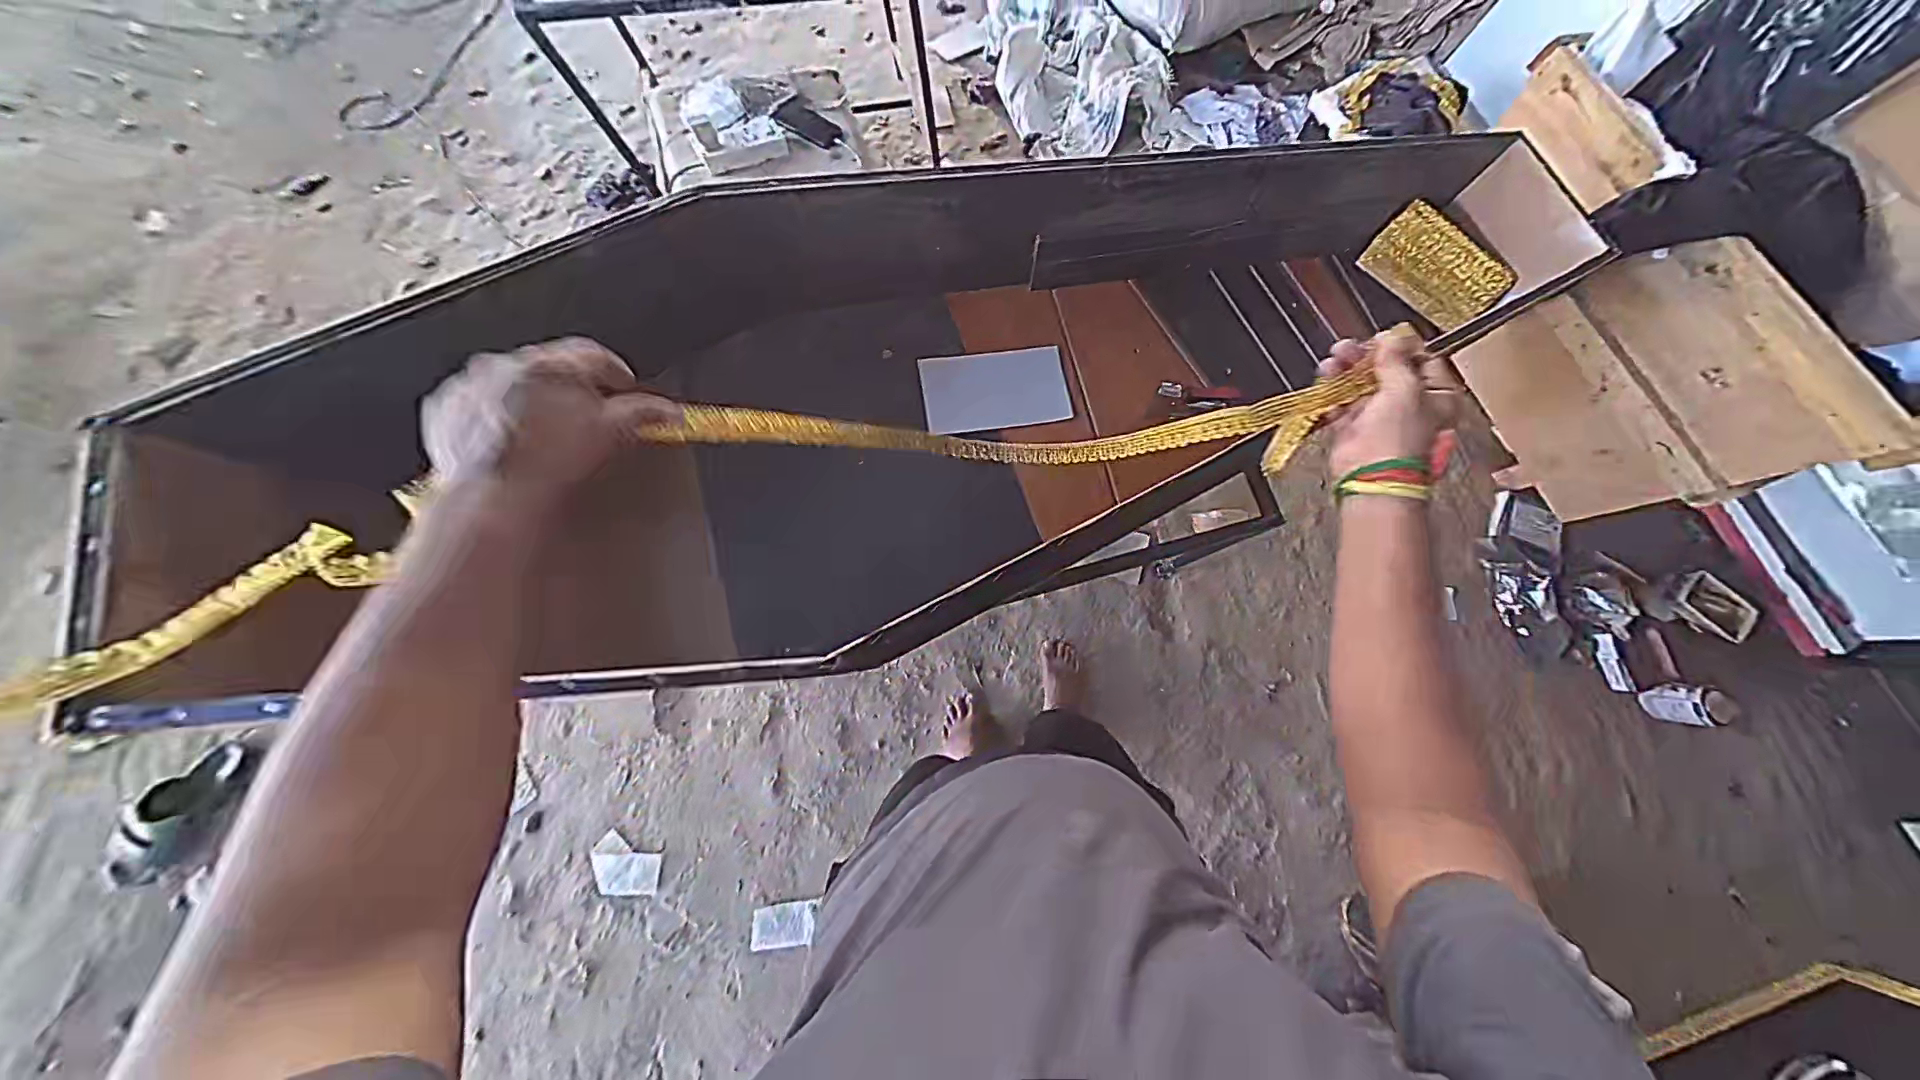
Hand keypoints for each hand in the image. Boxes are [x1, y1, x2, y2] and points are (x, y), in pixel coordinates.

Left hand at [421, 337, 679, 506]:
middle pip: (555, 367)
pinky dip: (500, 416)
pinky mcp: (448, 407)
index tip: (625, 388)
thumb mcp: (609, 434)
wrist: (492, 494)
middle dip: (575, 388)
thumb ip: (643, 413)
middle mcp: (508, 364)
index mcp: (552, 365)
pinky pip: (481, 402)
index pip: (596, 356)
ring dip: (536, 400)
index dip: (617, 374)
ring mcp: (473, 384)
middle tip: (591, 417)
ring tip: (551, 435)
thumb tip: (670, 411)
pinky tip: (517, 442)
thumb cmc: (548, 462)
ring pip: (517, 383)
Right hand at [1316, 327, 1459, 481]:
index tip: (1382, 338)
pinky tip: (1327, 377)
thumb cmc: (1397, 438)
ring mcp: (1380, 417)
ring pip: (1361, 385)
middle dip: (1365, 357)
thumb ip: (1396, 359)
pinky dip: (1333, 390)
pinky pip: (1342, 403)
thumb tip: (1394, 336)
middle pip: (1386, 371)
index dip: (1400, 347)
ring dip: (1346, 371)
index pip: (1420, 360)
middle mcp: (1409, 405)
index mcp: (1435, 395)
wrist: (1370, 475)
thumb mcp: (1404, 388)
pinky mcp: (1354, 428)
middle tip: (1349, 347)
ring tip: (1334, 359)